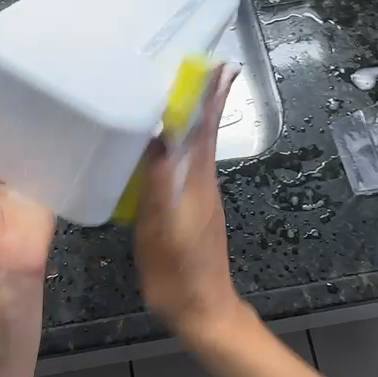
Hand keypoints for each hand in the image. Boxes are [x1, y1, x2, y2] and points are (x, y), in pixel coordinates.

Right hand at [133, 65, 249, 337]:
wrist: (204, 313)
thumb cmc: (179, 273)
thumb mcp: (161, 230)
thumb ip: (160, 184)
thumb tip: (159, 136)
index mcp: (196, 180)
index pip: (205, 127)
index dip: (212, 95)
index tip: (218, 64)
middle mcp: (202, 180)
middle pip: (203, 130)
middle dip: (203, 97)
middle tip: (196, 66)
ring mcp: (199, 194)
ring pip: (195, 145)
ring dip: (192, 116)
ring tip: (176, 92)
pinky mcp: (191, 207)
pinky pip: (185, 162)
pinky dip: (180, 142)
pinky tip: (161, 143)